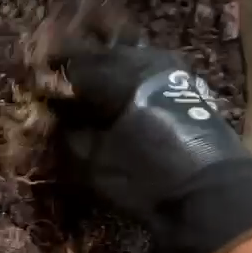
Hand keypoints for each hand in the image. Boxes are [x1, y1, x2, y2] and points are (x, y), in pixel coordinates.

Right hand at [50, 43, 251, 252]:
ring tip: (92, 92)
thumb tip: (59, 122)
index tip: (44, 91)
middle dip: (86, 72)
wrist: (207, 194)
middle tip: (66, 88)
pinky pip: (151, 73)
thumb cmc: (145, 181)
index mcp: (125, 83)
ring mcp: (174, 75)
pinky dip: (132, 81)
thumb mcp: (96, 166)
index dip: (61, 80)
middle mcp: (151, 69)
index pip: (83, 70)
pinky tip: (121, 98)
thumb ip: (73, 138)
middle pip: (111, 58)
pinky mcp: (188, 88)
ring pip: (133, 62)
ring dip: (112, 73)